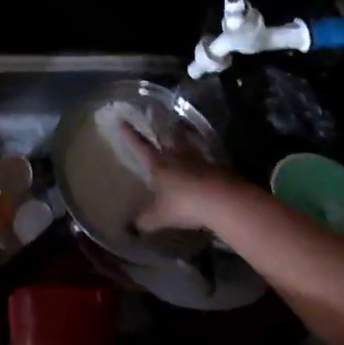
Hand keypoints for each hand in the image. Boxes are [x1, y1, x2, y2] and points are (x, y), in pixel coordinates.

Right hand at [121, 126, 249, 234]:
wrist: (220, 198)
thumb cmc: (183, 204)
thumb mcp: (159, 216)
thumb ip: (145, 221)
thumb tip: (130, 228)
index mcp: (159, 165)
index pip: (141, 147)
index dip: (131, 136)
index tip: (123, 121)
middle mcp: (177, 158)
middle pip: (170, 138)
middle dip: (164, 128)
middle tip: (161, 116)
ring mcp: (199, 161)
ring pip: (189, 144)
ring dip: (185, 136)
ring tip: (183, 129)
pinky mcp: (217, 168)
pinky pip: (206, 159)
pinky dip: (203, 157)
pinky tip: (204, 160)